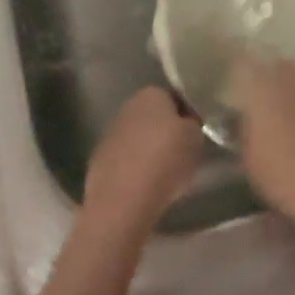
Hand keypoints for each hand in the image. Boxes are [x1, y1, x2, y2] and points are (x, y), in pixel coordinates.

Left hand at [84, 86, 203, 230]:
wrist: (123, 199)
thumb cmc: (165, 161)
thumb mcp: (195, 139)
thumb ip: (192, 125)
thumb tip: (186, 124)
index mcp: (151, 95)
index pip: (173, 98)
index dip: (186, 116)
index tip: (194, 135)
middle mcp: (127, 107)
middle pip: (153, 118)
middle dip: (165, 133)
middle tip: (181, 155)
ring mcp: (109, 135)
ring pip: (137, 140)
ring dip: (148, 152)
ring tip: (164, 176)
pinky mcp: (99, 161)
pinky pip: (125, 161)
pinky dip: (134, 170)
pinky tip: (144, 187)